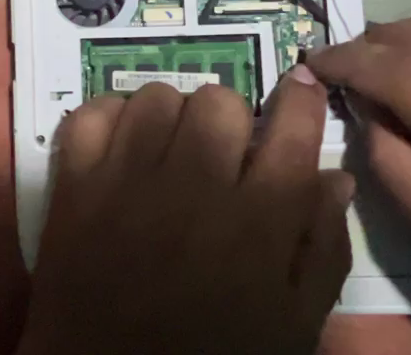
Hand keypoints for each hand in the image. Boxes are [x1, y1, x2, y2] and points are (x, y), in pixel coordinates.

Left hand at [16, 74, 353, 354]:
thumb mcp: (293, 326)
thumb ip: (323, 250)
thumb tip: (334, 176)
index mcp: (259, 224)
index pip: (292, 130)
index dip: (301, 98)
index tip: (300, 84)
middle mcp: (196, 186)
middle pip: (220, 102)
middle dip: (228, 123)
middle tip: (219, 156)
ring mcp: (129, 180)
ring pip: (158, 97)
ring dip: (169, 118)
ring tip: (166, 153)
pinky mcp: (76, 183)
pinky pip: (94, 112)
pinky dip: (109, 120)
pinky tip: (120, 150)